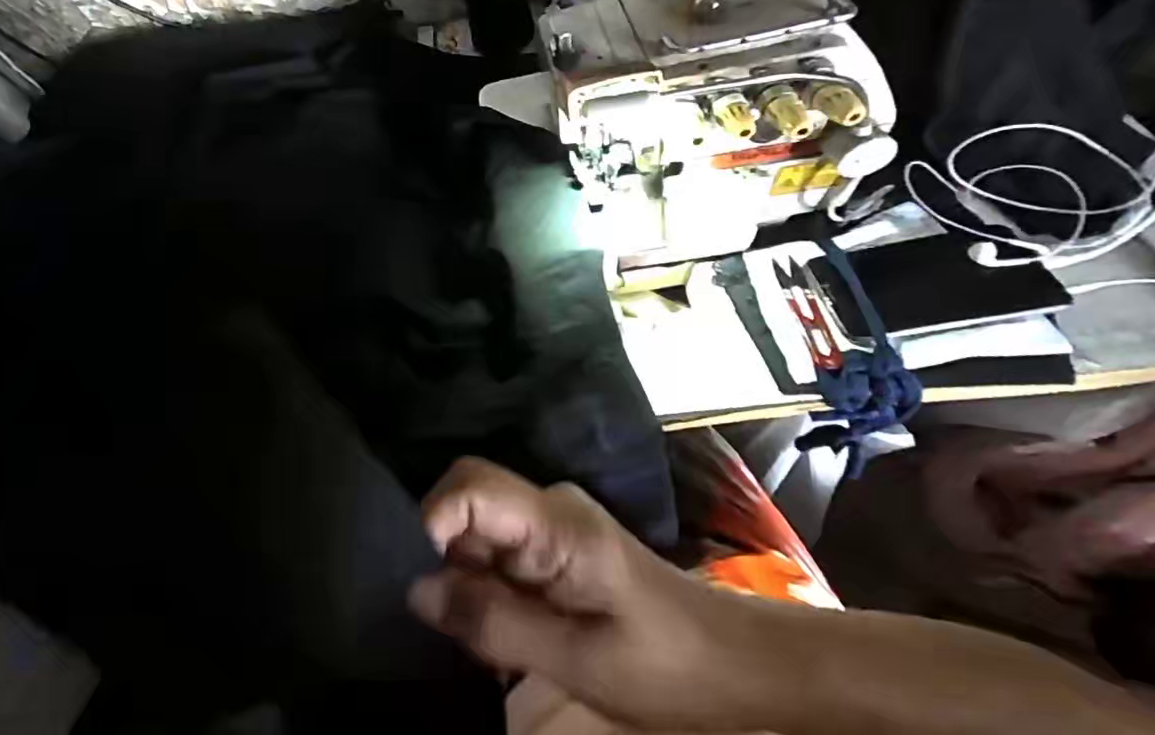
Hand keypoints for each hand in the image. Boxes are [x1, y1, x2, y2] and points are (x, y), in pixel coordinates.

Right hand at [406, 458, 775, 732]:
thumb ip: (494, 622)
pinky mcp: (554, 545)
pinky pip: (497, 551)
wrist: (737, 665)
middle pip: (466, 502)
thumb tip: (416, 590)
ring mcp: (551, 523)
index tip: (426, 586)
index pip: (471, 485)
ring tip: (482, 643)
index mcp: (556, 522)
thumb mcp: (577, 661)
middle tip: (454, 626)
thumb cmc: (668, 667)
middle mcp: (547, 506)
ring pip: (476, 530)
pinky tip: (501, 636)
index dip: (434, 522)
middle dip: (444, 559)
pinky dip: (486, 589)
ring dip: (465, 581)